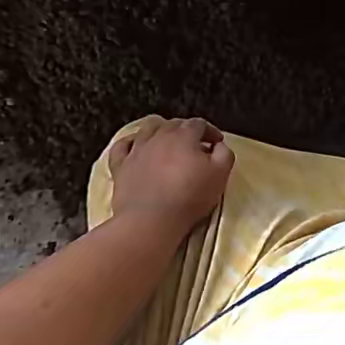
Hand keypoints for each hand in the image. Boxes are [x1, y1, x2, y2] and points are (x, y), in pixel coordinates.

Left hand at [108, 116, 233, 229]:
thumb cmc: (189, 196)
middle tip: (196, 144)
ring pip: (147, 128)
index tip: (216, 142)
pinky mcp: (120, 167)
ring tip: (167, 139)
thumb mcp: (220, 174)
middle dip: (187, 129)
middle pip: (174, 124)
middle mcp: (159, 137)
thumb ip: (224, 154)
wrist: (150, 221)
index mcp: (184, 137)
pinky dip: (130, 141)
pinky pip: (121, 146)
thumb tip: (219, 146)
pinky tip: (136, 145)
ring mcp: (137, 151)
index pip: (199, 124)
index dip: (210, 131)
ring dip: (160, 129)